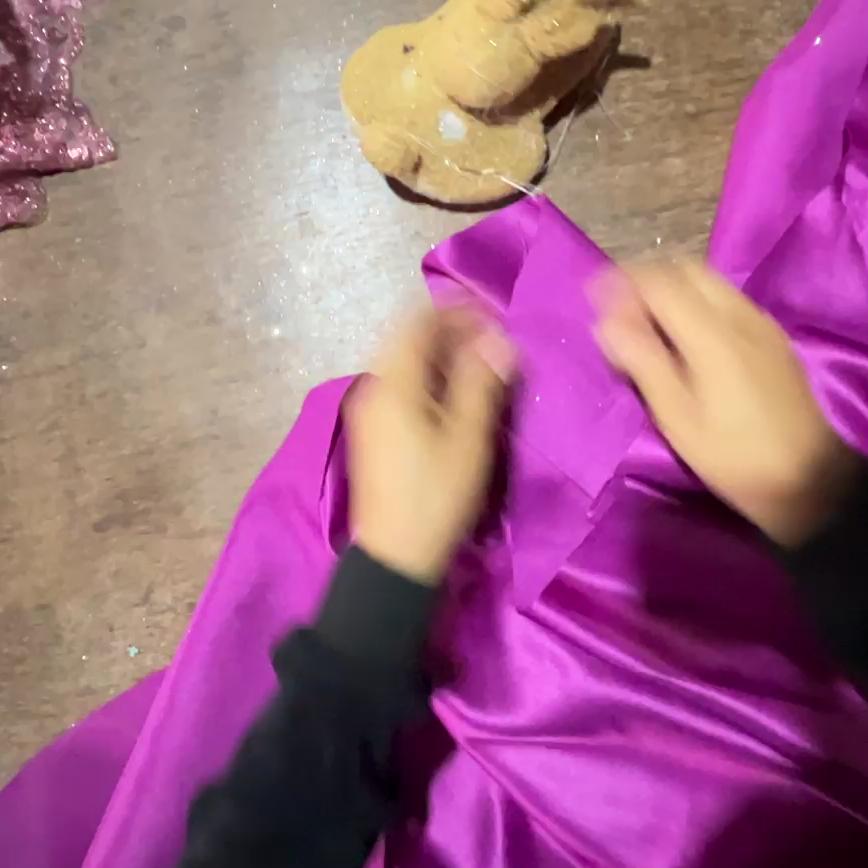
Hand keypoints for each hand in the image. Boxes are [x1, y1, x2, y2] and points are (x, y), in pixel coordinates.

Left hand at [346, 306, 516, 584]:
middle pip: (408, 336)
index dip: (457, 312)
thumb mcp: (468, 438)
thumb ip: (482, 382)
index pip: (419, 321)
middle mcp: (373, 385)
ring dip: (439, 353)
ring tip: (479, 364)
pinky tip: (452, 392)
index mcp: (393, 381)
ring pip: (404, 359)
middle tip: (491, 341)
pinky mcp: (372, 426)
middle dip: (450, 330)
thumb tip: (499, 339)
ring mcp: (368, 406)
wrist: (395, 554)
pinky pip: (399, 381)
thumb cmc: (436, 495)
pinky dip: (427, 374)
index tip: (494, 320)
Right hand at [593, 262, 852, 547]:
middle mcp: (739, 315)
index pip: (660, 282)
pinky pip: (727, 298)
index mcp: (712, 334)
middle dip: (647, 279)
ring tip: (648, 320)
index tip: (595, 297)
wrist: (810, 480)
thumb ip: (643, 362)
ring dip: (673, 287)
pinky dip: (697, 300)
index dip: (623, 282)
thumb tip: (606, 321)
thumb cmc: (733, 456)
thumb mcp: (678, 417)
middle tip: (620, 308)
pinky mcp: (772, 337)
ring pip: (709, 281)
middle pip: (686, 270)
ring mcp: (761, 323)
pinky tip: (686, 333)